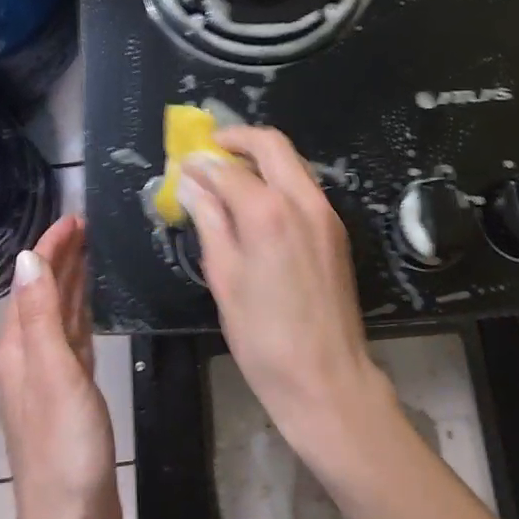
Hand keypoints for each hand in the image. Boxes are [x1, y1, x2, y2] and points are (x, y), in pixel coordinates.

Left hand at [0, 215, 121, 518]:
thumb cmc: (64, 445)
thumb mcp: (54, 373)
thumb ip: (40, 315)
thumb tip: (25, 257)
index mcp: (18, 349)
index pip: (30, 283)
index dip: (49, 248)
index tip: (73, 217)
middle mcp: (27, 358)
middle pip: (42, 295)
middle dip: (60, 258)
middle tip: (87, 224)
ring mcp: (48, 378)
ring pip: (58, 315)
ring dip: (70, 282)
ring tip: (89, 251)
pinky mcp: (70, 395)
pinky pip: (72, 339)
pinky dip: (80, 315)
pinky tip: (88, 306)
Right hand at [180, 128, 392, 444]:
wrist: (327, 379)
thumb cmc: (264, 338)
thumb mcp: (224, 278)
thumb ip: (209, 222)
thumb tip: (191, 184)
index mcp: (269, 212)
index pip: (229, 168)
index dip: (202, 164)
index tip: (183, 166)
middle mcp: (303, 200)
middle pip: (272, 144)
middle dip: (238, 140)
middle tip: (211, 152)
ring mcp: (325, 213)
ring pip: (292, 162)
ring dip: (261, 157)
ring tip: (230, 176)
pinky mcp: (335, 230)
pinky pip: (304, 186)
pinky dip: (279, 179)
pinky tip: (258, 203)